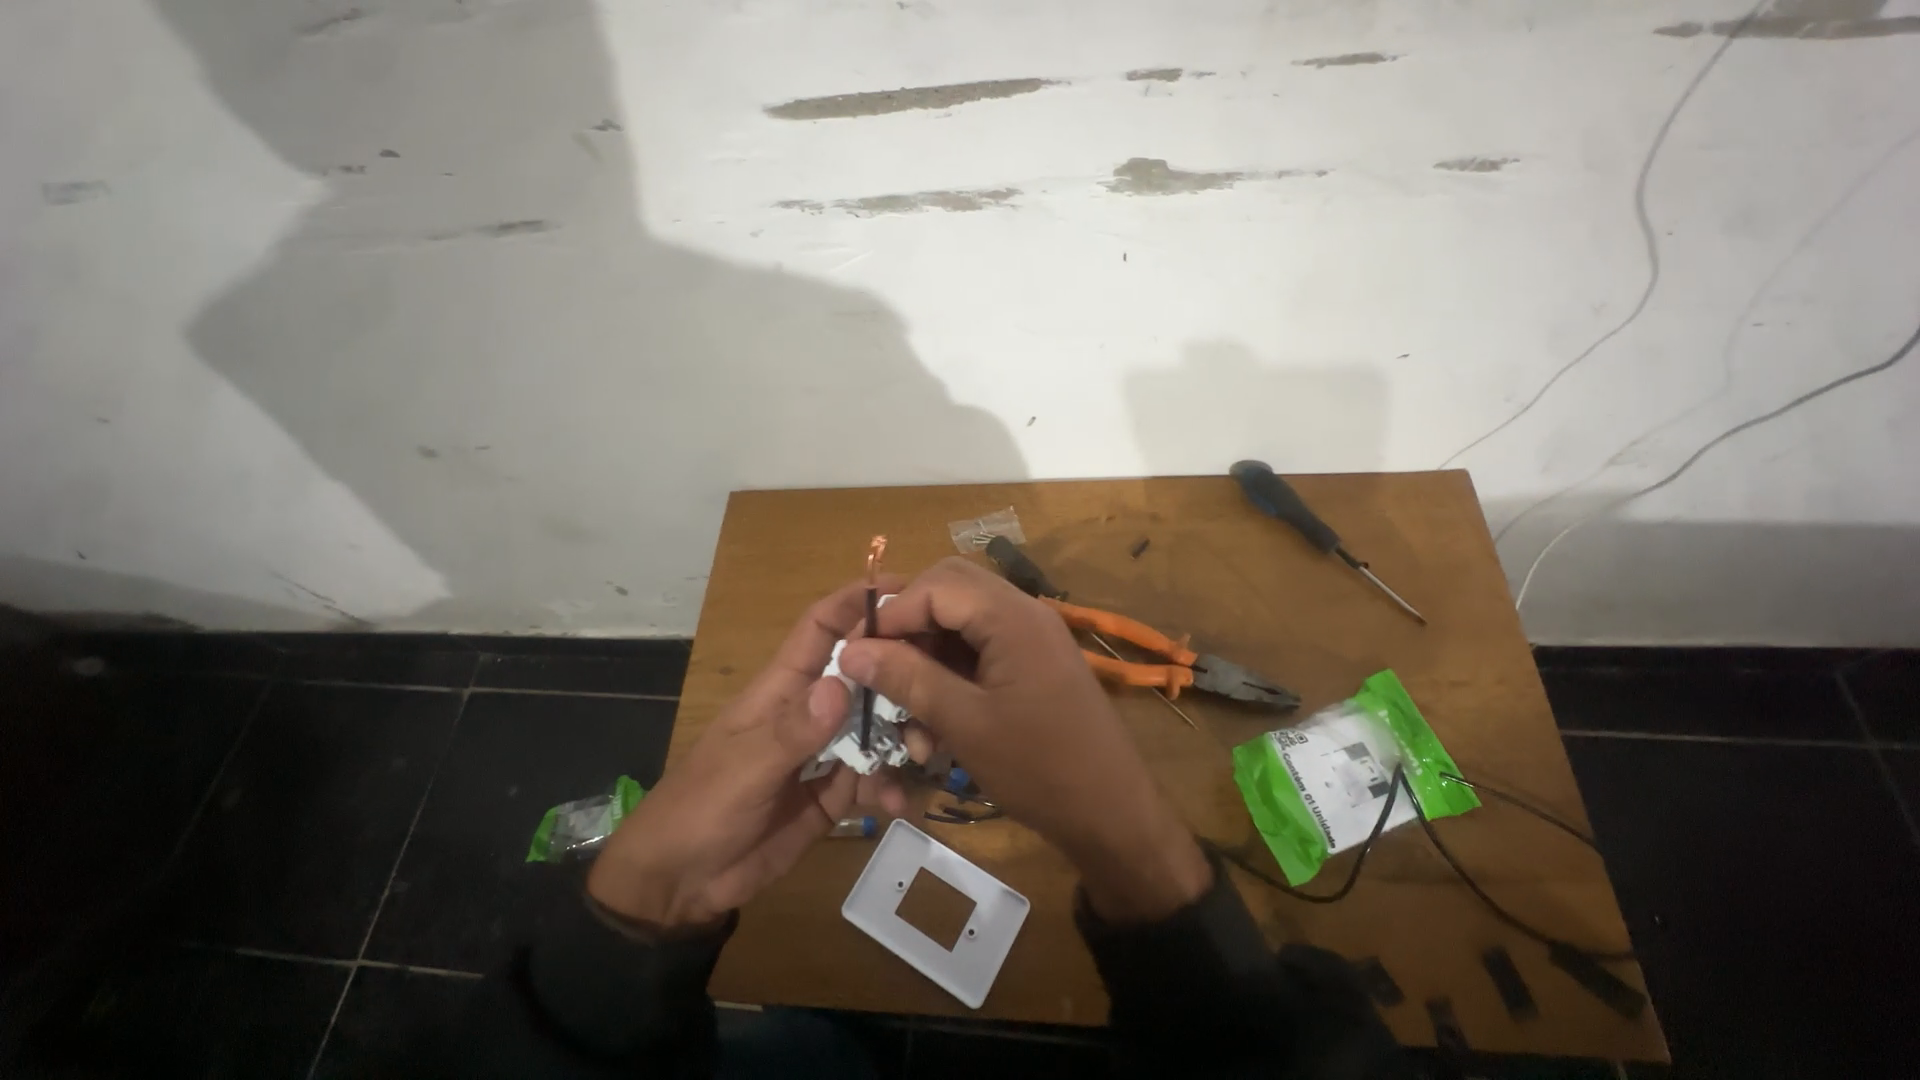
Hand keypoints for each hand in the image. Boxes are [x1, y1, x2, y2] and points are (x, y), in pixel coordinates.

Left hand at [587, 577, 907, 931]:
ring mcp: (824, 753)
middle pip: (865, 675)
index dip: (858, 602)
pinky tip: (898, 804)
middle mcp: (811, 712)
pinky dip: (890, 786)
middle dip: (902, 674)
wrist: (680, 883)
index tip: (908, 588)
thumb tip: (844, 683)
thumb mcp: (744, 768)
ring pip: (878, 727)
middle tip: (945, 683)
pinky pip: (874, 778)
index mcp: (782, 688)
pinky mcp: (834, 794)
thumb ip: (793, 730)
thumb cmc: (700, 809)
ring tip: (925, 755)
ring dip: (904, 736)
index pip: (822, 628)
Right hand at [839, 558, 1210, 922]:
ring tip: (906, 716)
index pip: (936, 585)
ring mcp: (1032, 639)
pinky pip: (980, 652)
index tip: (856, 656)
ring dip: (926, 659)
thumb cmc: (1039, 768)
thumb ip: (907, 678)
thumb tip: (851, 650)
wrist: (1112, 814)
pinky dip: (950, 678)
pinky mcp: (1033, 665)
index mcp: (1013, 616)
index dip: (891, 614)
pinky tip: (933, 726)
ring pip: (961, 624)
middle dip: (907, 628)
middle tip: (877, 669)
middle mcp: (1024, 613)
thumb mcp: (964, 724)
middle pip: (949, 592)